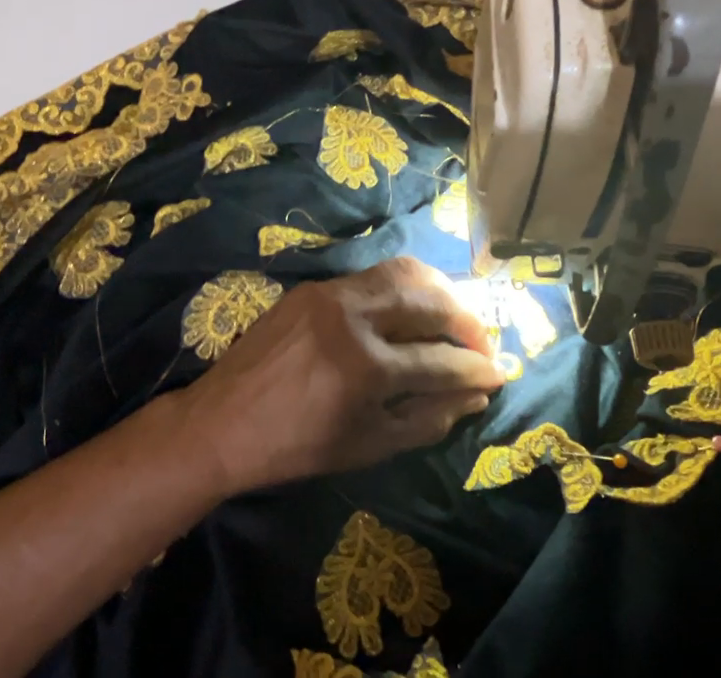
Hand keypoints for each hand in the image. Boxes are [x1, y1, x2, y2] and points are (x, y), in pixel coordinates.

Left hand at [172, 256, 504, 495]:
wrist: (221, 422)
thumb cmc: (295, 446)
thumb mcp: (369, 445)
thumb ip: (428, 418)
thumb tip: (475, 394)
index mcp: (365, 367)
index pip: (440, 361)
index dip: (476, 369)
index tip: (499, 374)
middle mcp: (352, 317)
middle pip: (429, 300)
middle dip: (466, 321)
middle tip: (480, 344)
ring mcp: (329, 294)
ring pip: (402, 274)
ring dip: (438, 293)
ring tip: (452, 319)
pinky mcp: (311, 287)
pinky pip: (371, 277)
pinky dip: (402, 289)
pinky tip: (409, 312)